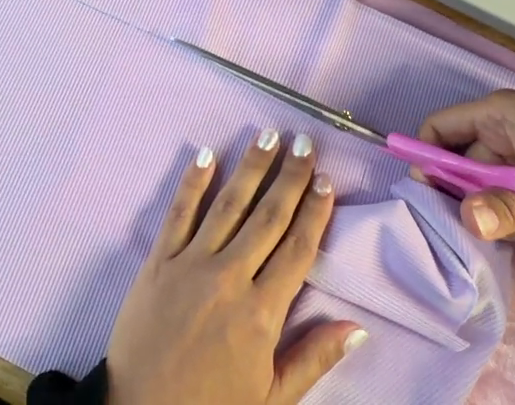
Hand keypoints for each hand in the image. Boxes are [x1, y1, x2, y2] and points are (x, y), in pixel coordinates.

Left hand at [105, 129, 367, 404]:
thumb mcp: (271, 397)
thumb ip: (313, 358)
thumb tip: (356, 326)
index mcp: (262, 312)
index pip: (297, 249)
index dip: (314, 211)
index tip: (326, 180)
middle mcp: (229, 278)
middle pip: (267, 217)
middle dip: (289, 177)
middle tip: (304, 142)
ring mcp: (190, 264)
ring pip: (227, 205)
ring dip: (250, 168)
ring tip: (268, 135)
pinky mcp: (158, 260)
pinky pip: (178, 213)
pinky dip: (193, 182)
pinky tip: (207, 154)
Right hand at [416, 90, 514, 264]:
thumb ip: (509, 206)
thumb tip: (466, 222)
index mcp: (497, 115)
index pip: (439, 128)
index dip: (428, 158)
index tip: (431, 197)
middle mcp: (503, 132)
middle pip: (464, 167)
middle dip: (479, 203)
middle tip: (496, 232)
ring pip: (493, 191)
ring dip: (509, 219)